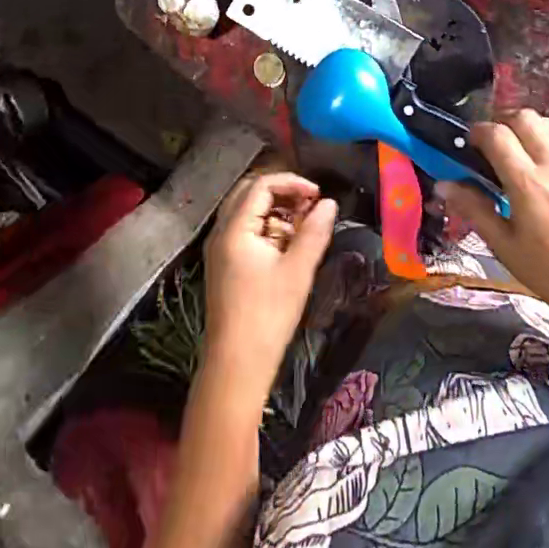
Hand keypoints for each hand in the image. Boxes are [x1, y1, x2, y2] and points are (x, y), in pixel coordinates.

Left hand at [202, 172, 336, 381]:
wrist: (236, 364)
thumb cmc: (268, 315)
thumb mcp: (298, 271)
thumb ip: (314, 232)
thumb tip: (329, 203)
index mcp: (234, 229)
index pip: (261, 185)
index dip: (291, 183)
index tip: (318, 195)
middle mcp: (221, 233)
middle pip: (249, 193)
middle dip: (281, 192)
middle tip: (310, 204)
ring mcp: (219, 249)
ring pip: (246, 212)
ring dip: (274, 210)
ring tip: (303, 226)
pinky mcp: (224, 265)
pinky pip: (244, 231)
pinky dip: (266, 228)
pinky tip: (287, 246)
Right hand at [436, 110, 548, 313]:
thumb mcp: (503, 245)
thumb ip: (473, 208)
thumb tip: (444, 185)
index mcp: (528, 185)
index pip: (497, 135)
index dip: (477, 132)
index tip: (469, 144)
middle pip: (524, 117)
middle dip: (501, 123)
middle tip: (491, 144)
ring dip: (527, 127)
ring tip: (518, 149)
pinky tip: (547, 155)